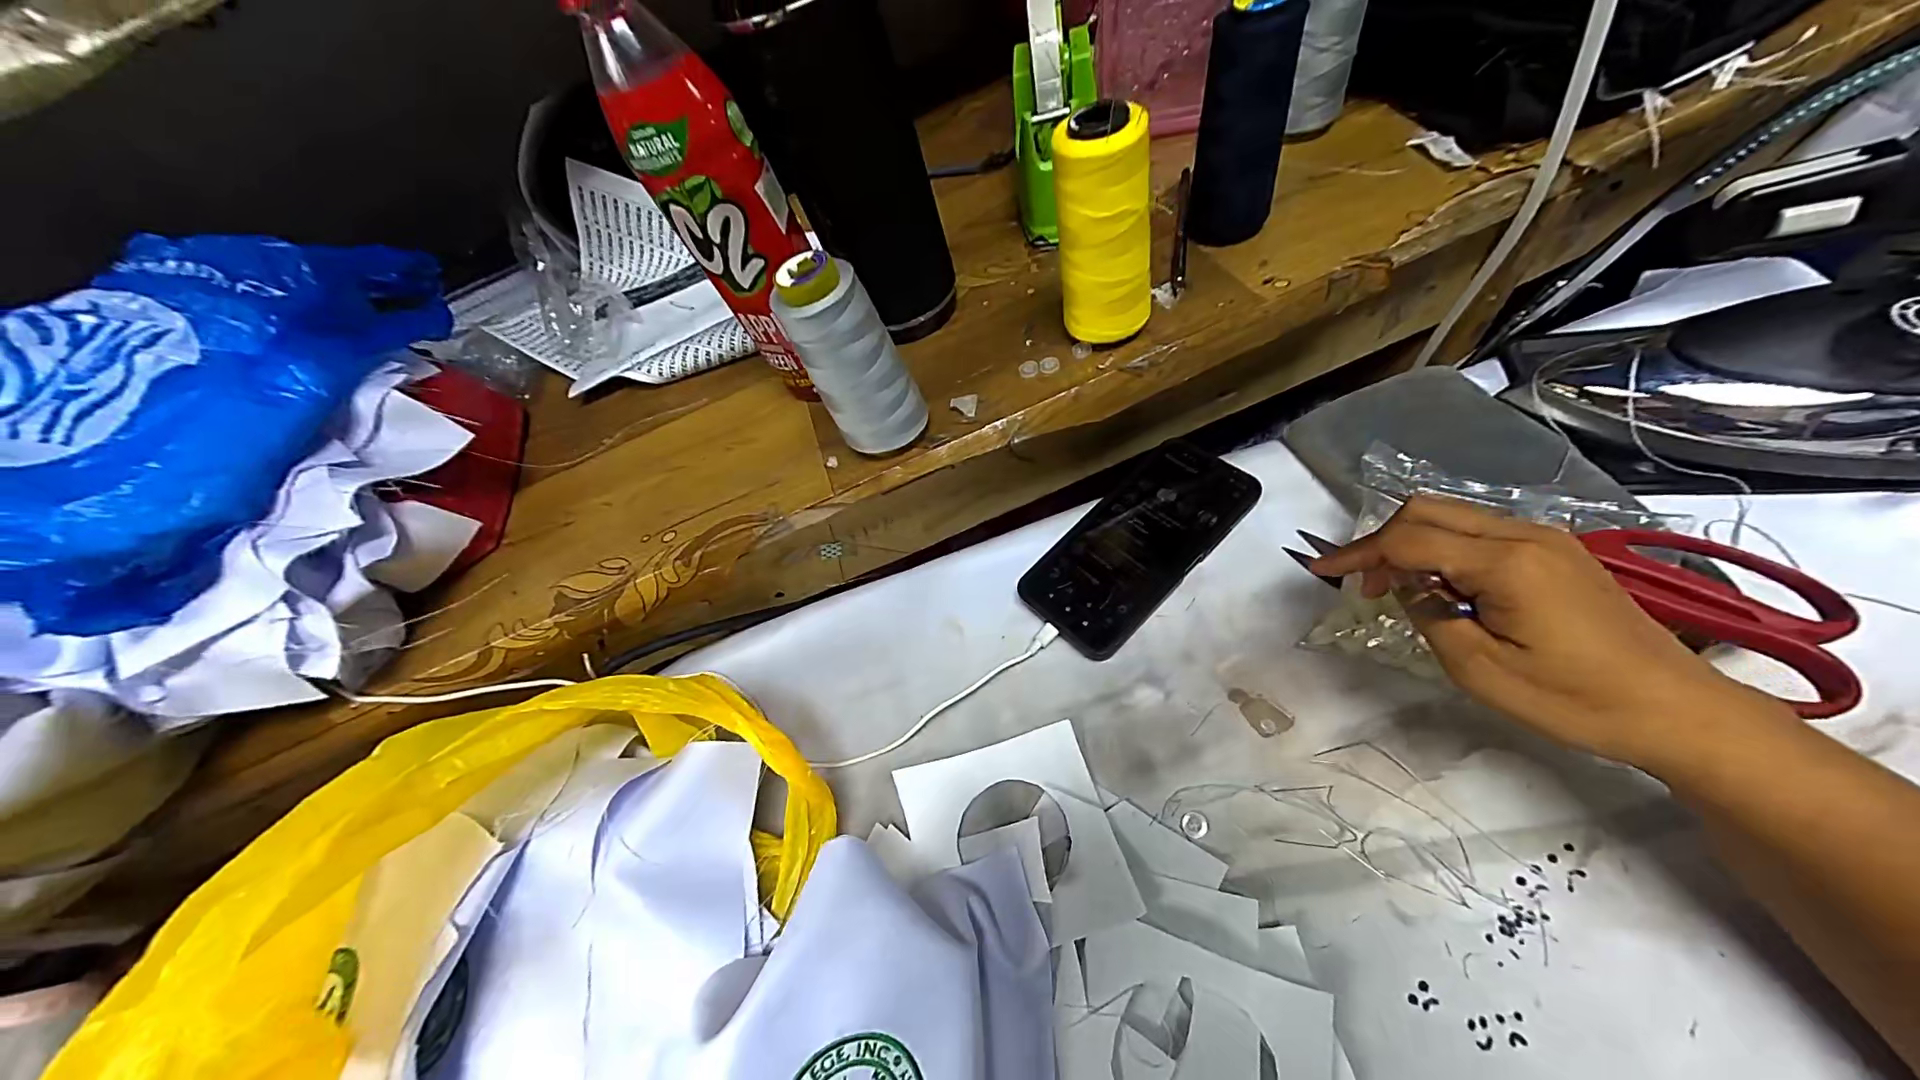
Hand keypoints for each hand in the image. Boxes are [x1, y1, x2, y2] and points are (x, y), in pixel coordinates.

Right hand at [1309, 495, 1791, 768]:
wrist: (1679, 710)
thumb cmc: (1576, 700)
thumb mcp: (1480, 670)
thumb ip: (1429, 615)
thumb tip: (1408, 587)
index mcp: (1507, 563)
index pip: (1409, 539)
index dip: (1358, 553)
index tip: (1321, 570)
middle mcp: (1526, 535)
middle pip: (1428, 510)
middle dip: (1383, 540)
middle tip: (1365, 584)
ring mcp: (1546, 540)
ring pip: (1453, 516)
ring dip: (1413, 543)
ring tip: (1399, 589)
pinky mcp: (1556, 553)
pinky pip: (1480, 532)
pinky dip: (1443, 549)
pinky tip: (1442, 586)